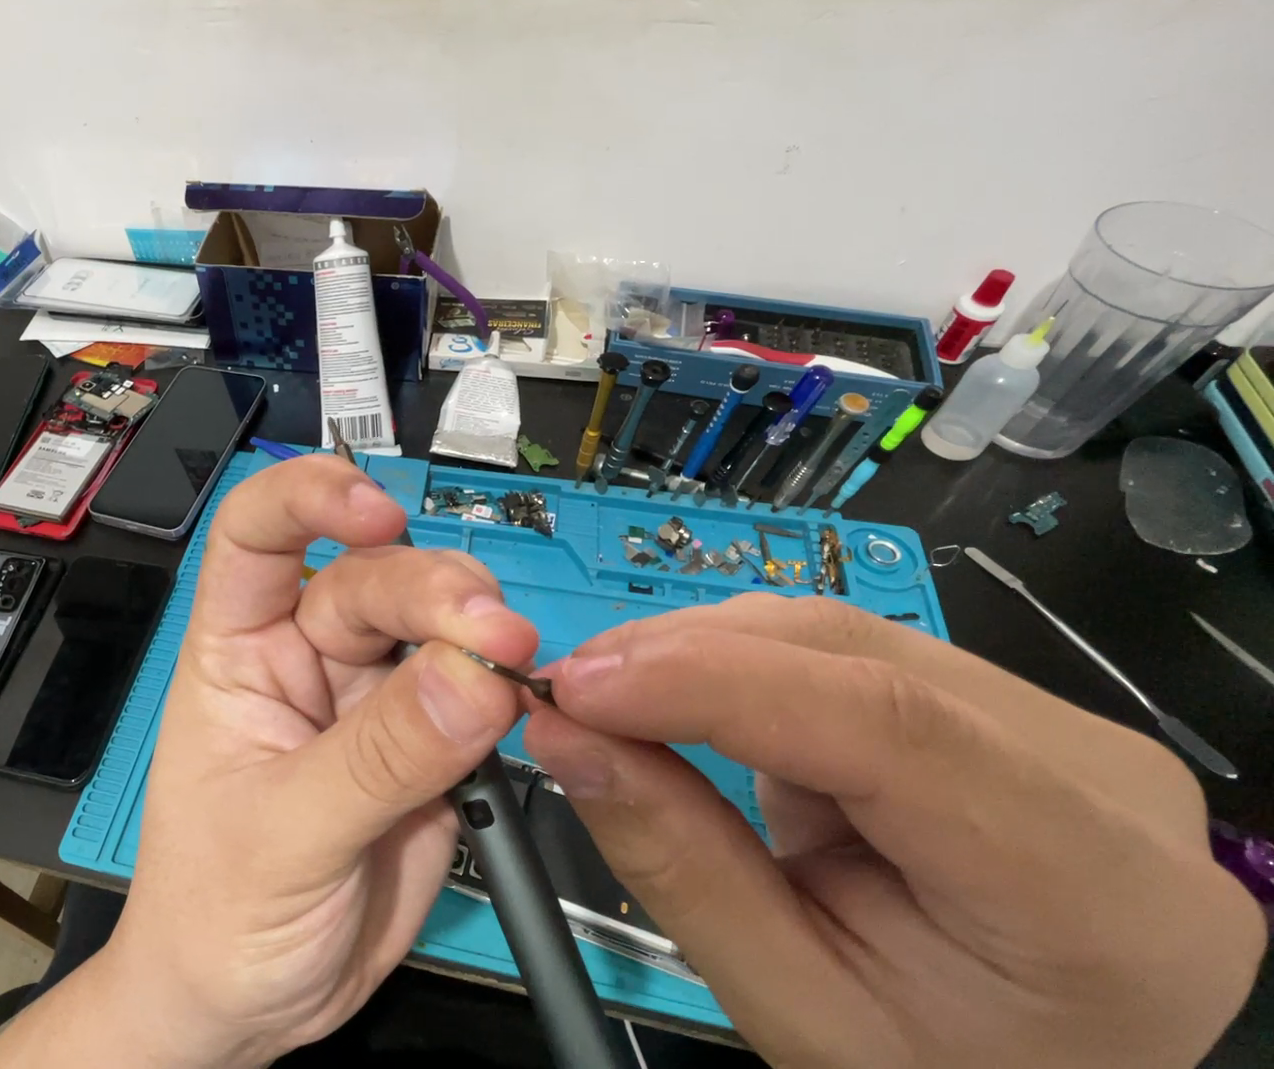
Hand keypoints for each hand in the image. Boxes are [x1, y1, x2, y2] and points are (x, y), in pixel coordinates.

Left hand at [99, 455, 539, 1065]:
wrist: (253, 1002)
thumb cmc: (216, 914)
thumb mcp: (282, 835)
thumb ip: (376, 758)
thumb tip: (467, 675)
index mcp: (237, 653)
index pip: (257, 534)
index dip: (310, 499)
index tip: (373, 512)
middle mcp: (307, 656)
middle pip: (372, 578)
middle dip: (432, 590)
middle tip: (491, 633)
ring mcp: (373, 699)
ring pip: (433, 624)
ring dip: (477, 630)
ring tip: (513, 664)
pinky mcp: (429, 746)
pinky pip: (475, 694)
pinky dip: (506, 692)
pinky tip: (524, 702)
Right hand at [525, 593, 1263, 1068]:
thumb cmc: (923, 1065)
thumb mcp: (790, 1001)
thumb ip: (679, 865)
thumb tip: (565, 736)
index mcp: (1089, 887)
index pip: (888, 727)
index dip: (712, 684)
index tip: (574, 688)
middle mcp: (1095, 771)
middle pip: (852, 656)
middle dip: (682, 656)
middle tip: (564, 691)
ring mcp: (1047, 720)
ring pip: (833, 632)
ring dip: (697, 651)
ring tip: (607, 698)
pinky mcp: (986, 702)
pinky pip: (833, 648)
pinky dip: (732, 662)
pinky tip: (679, 700)